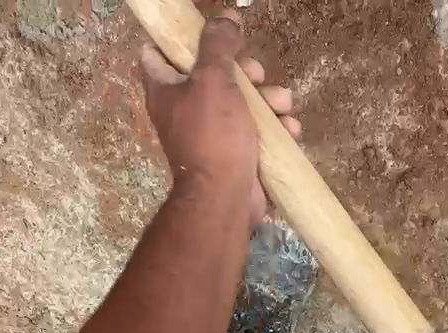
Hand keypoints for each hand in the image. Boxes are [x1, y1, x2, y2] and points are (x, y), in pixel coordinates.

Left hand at [140, 11, 299, 223]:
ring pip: (243, 102)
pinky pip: (258, 132)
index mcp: (166, 90)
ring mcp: (213, 136)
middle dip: (243, 70)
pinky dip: (275, 128)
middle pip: (215, 74)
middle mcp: (185, 111)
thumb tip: (227, 17)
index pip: (159, 53)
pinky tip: (289, 129)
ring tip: (282, 105)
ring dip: (268, 99)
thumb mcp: (212, 79)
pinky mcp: (237, 156)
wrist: (225, 199)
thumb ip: (218, 43)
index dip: (181, 40)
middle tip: (256, 74)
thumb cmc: (212, 137)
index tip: (210, 36)